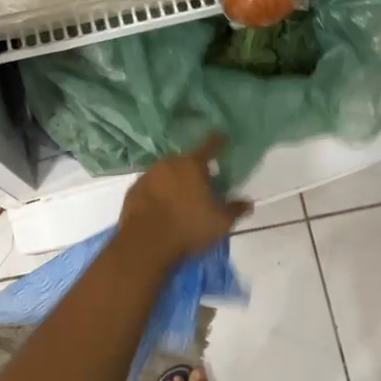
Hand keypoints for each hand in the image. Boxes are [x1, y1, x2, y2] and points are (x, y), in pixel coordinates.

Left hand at [116, 135, 251, 268]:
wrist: (145, 243)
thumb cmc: (188, 227)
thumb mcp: (220, 222)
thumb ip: (235, 209)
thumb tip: (248, 203)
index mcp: (192, 165)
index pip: (209, 147)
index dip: (217, 142)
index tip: (221, 137)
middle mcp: (169, 163)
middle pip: (185, 161)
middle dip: (193, 169)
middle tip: (201, 182)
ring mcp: (147, 175)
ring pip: (165, 173)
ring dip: (173, 181)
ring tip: (179, 198)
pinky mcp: (133, 190)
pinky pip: (150, 187)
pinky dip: (156, 193)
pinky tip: (160, 208)